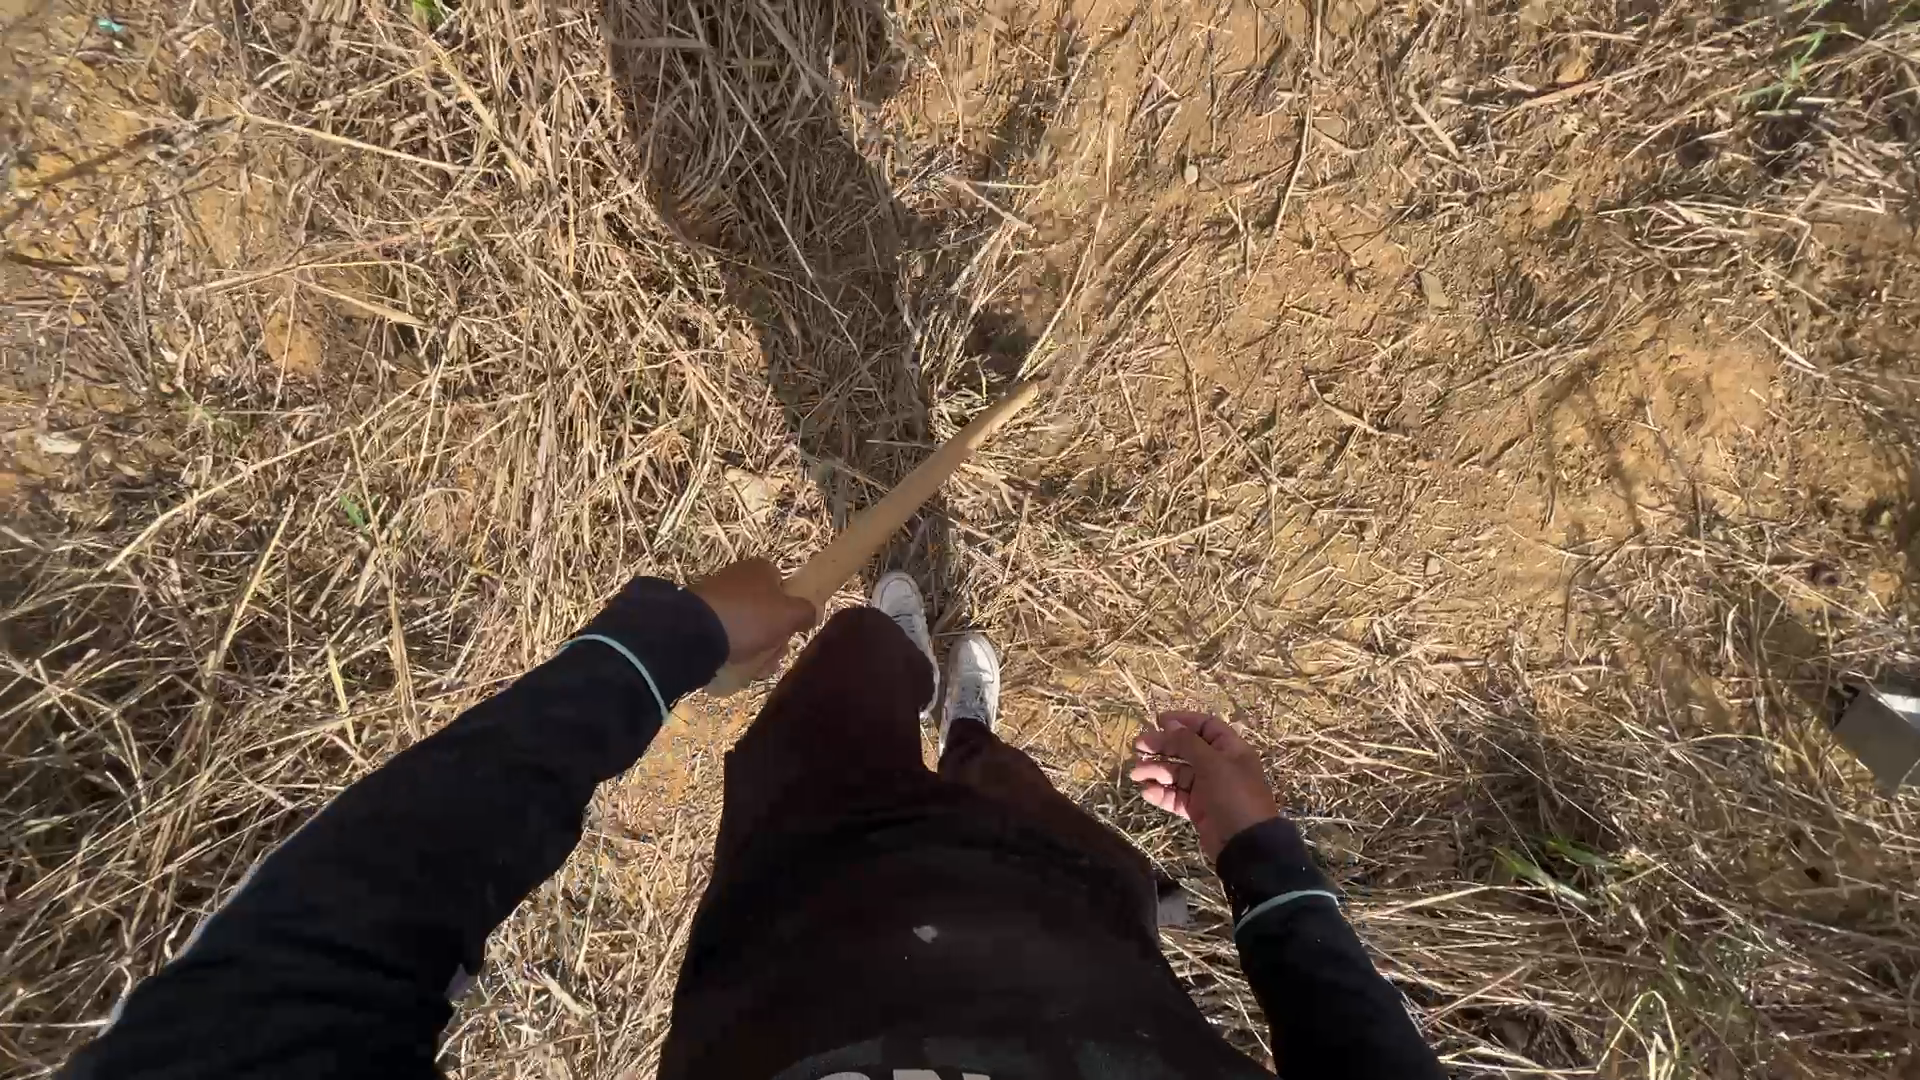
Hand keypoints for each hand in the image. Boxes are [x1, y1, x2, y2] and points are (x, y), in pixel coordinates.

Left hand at [687, 558, 817, 674]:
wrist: (694, 631)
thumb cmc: (750, 617)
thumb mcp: (789, 615)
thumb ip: (807, 612)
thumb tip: (813, 613)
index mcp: (761, 568)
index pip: (784, 586)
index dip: (791, 609)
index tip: (790, 631)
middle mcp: (739, 575)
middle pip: (767, 608)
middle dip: (774, 634)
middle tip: (774, 654)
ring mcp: (716, 594)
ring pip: (747, 623)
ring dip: (756, 645)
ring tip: (755, 666)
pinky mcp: (699, 614)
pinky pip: (725, 631)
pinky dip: (732, 646)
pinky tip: (734, 663)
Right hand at [1129, 711, 1279, 861]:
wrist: (1247, 846)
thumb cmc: (1233, 796)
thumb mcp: (1212, 763)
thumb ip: (1187, 742)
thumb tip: (1168, 724)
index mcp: (1230, 750)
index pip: (1205, 726)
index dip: (1182, 721)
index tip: (1157, 721)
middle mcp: (1219, 766)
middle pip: (1185, 749)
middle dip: (1161, 747)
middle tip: (1138, 746)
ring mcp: (1208, 788)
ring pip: (1177, 773)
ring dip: (1156, 771)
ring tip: (1136, 774)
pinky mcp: (1199, 809)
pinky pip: (1176, 796)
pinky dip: (1161, 793)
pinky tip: (1147, 793)